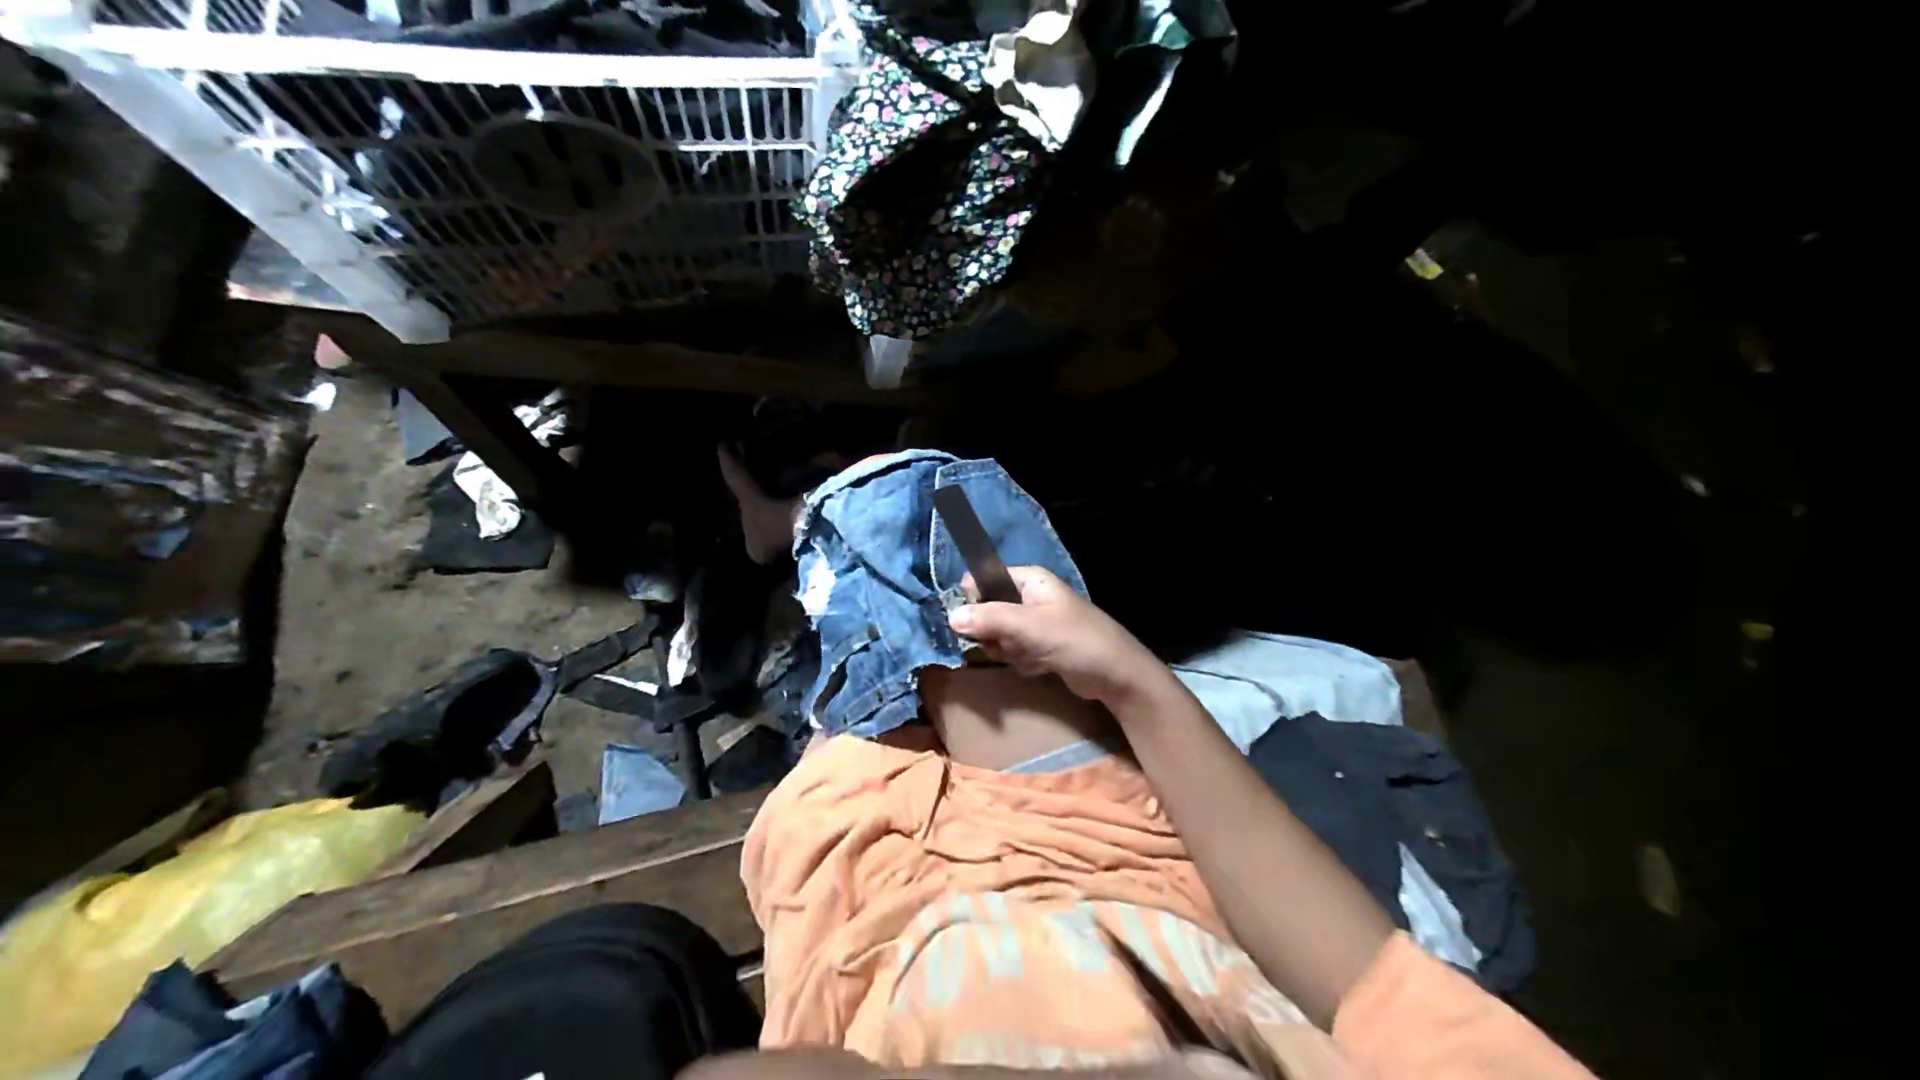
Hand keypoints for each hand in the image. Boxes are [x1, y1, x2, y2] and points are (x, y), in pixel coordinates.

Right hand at [948, 566, 1166, 706]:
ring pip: (998, 635)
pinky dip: (1022, 661)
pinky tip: (1041, 666)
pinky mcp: (1039, 646)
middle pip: (987, 611)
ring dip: (1009, 651)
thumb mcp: (1031, 627)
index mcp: (1028, 580)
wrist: (1118, 676)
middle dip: (993, 634)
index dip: (973, 601)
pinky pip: (1013, 651)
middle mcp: (1029, 596)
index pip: (982, 580)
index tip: (973, 624)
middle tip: (1008, 644)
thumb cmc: (1077, 641)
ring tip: (1031, 656)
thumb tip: (951, 617)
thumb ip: (990, 618)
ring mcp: (1034, 622)